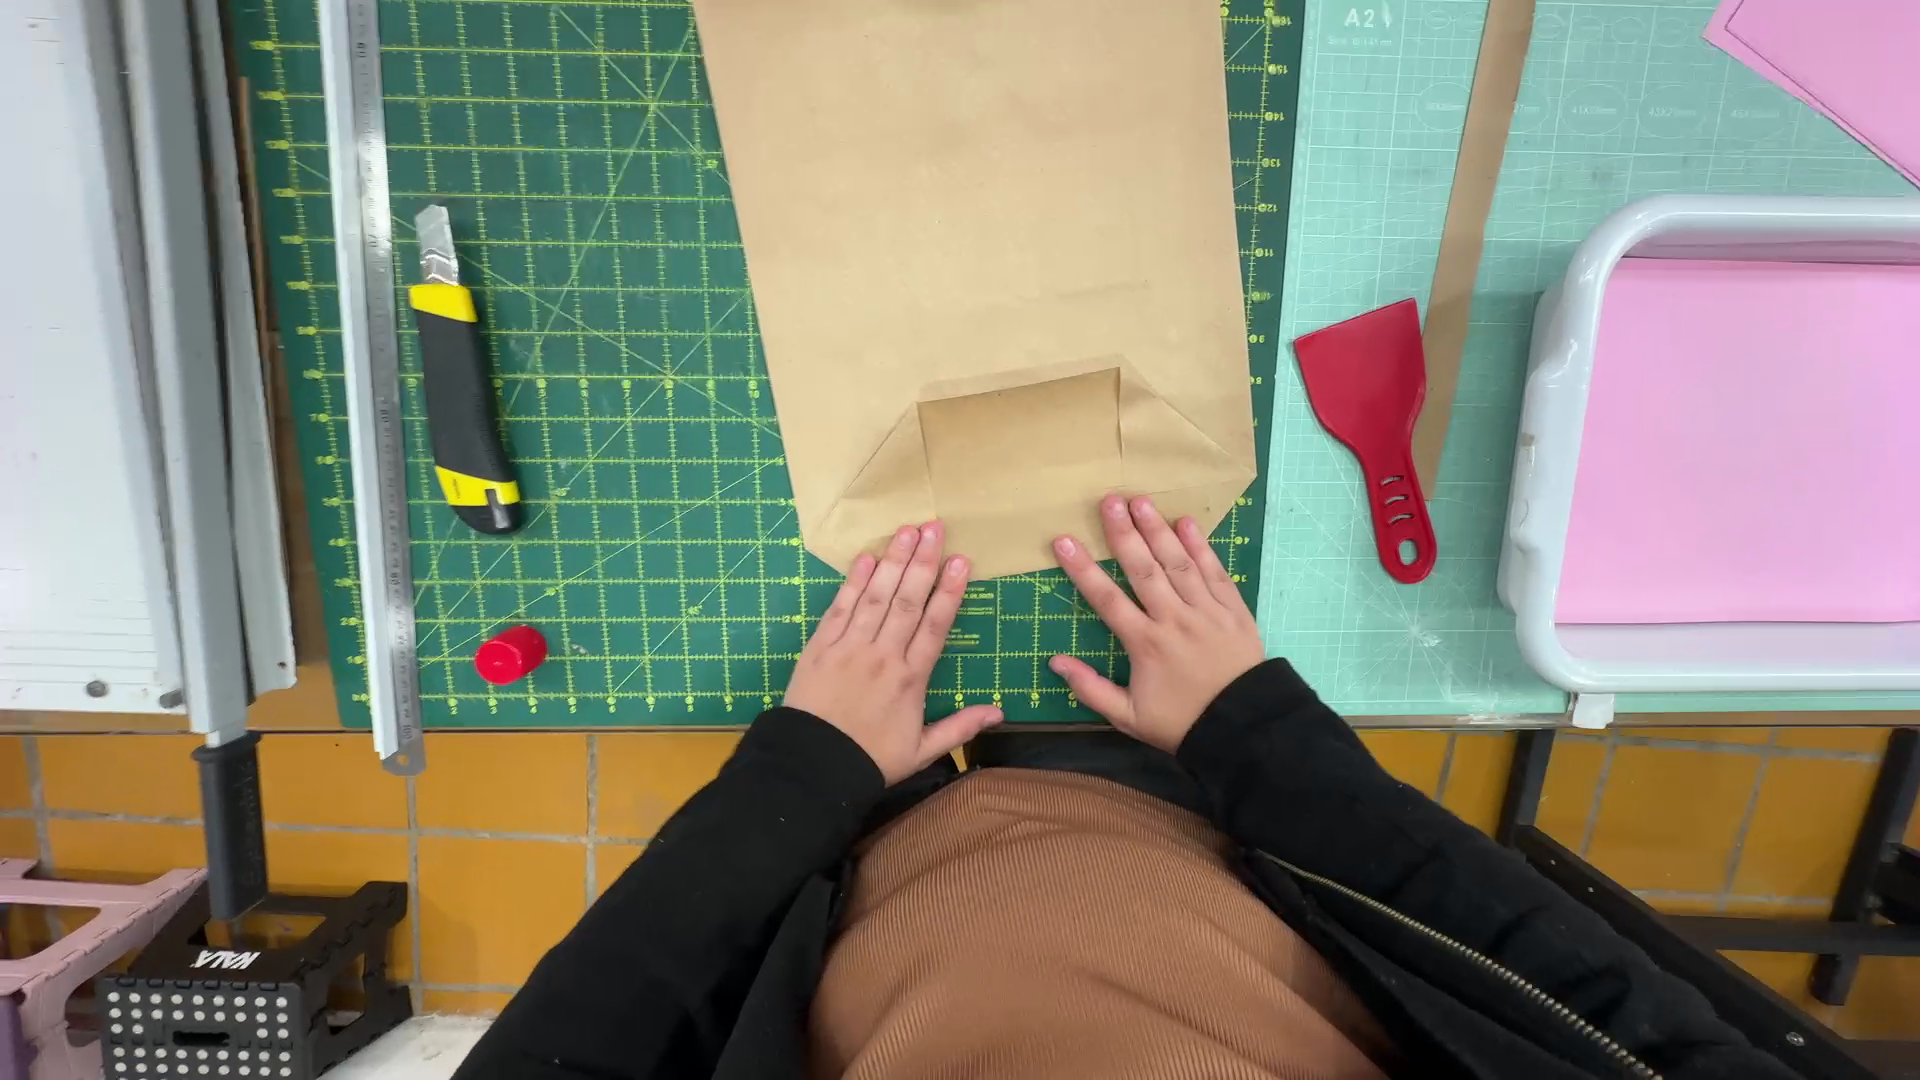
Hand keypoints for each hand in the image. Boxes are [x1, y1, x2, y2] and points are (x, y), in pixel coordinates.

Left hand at [785, 521, 1003, 783]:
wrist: (811, 767)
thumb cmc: (870, 760)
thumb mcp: (921, 751)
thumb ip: (960, 727)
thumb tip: (1000, 712)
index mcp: (911, 679)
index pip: (935, 626)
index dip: (949, 591)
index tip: (961, 560)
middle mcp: (883, 655)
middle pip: (908, 601)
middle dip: (922, 561)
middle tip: (934, 527)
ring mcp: (850, 647)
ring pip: (876, 597)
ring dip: (893, 561)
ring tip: (907, 530)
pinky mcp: (820, 646)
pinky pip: (840, 608)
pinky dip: (853, 582)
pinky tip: (867, 559)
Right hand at [1049, 495, 1264, 752]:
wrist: (1246, 729)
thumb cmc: (1181, 723)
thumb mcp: (1128, 717)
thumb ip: (1090, 689)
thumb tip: (1055, 662)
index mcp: (1145, 644)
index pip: (1107, 600)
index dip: (1083, 569)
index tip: (1064, 541)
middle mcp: (1174, 620)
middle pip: (1143, 570)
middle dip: (1123, 534)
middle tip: (1108, 501)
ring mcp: (1206, 612)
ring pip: (1178, 564)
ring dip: (1158, 530)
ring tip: (1140, 501)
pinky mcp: (1233, 610)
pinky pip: (1215, 573)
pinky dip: (1201, 547)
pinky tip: (1187, 523)